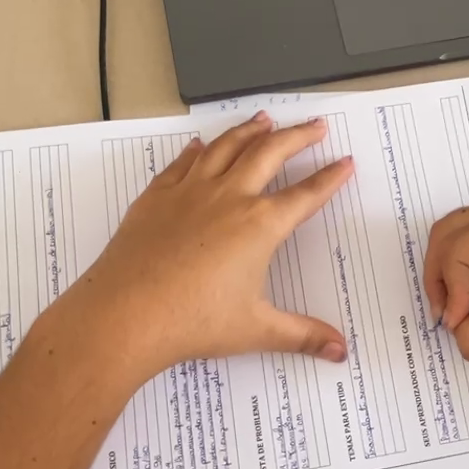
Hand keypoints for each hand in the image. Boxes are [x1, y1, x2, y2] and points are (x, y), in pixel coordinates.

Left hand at [45, 113, 354, 376]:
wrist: (124, 315)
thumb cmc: (190, 322)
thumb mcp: (255, 329)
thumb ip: (302, 335)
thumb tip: (339, 350)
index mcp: (259, 226)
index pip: (306, 195)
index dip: (330, 177)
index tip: (345, 161)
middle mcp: (228, 198)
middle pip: (270, 153)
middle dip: (298, 136)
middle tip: (315, 126)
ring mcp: (190, 193)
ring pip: (227, 147)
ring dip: (250, 130)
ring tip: (265, 119)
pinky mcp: (157, 198)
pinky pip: (183, 164)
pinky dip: (198, 150)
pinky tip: (202, 144)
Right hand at [425, 189, 468, 360]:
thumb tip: (455, 334)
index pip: (458, 250)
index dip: (449, 291)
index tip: (457, 326)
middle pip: (448, 234)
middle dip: (440, 278)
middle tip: (449, 319)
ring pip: (456, 236)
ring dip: (451, 274)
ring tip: (466, 311)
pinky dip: (468, 271)